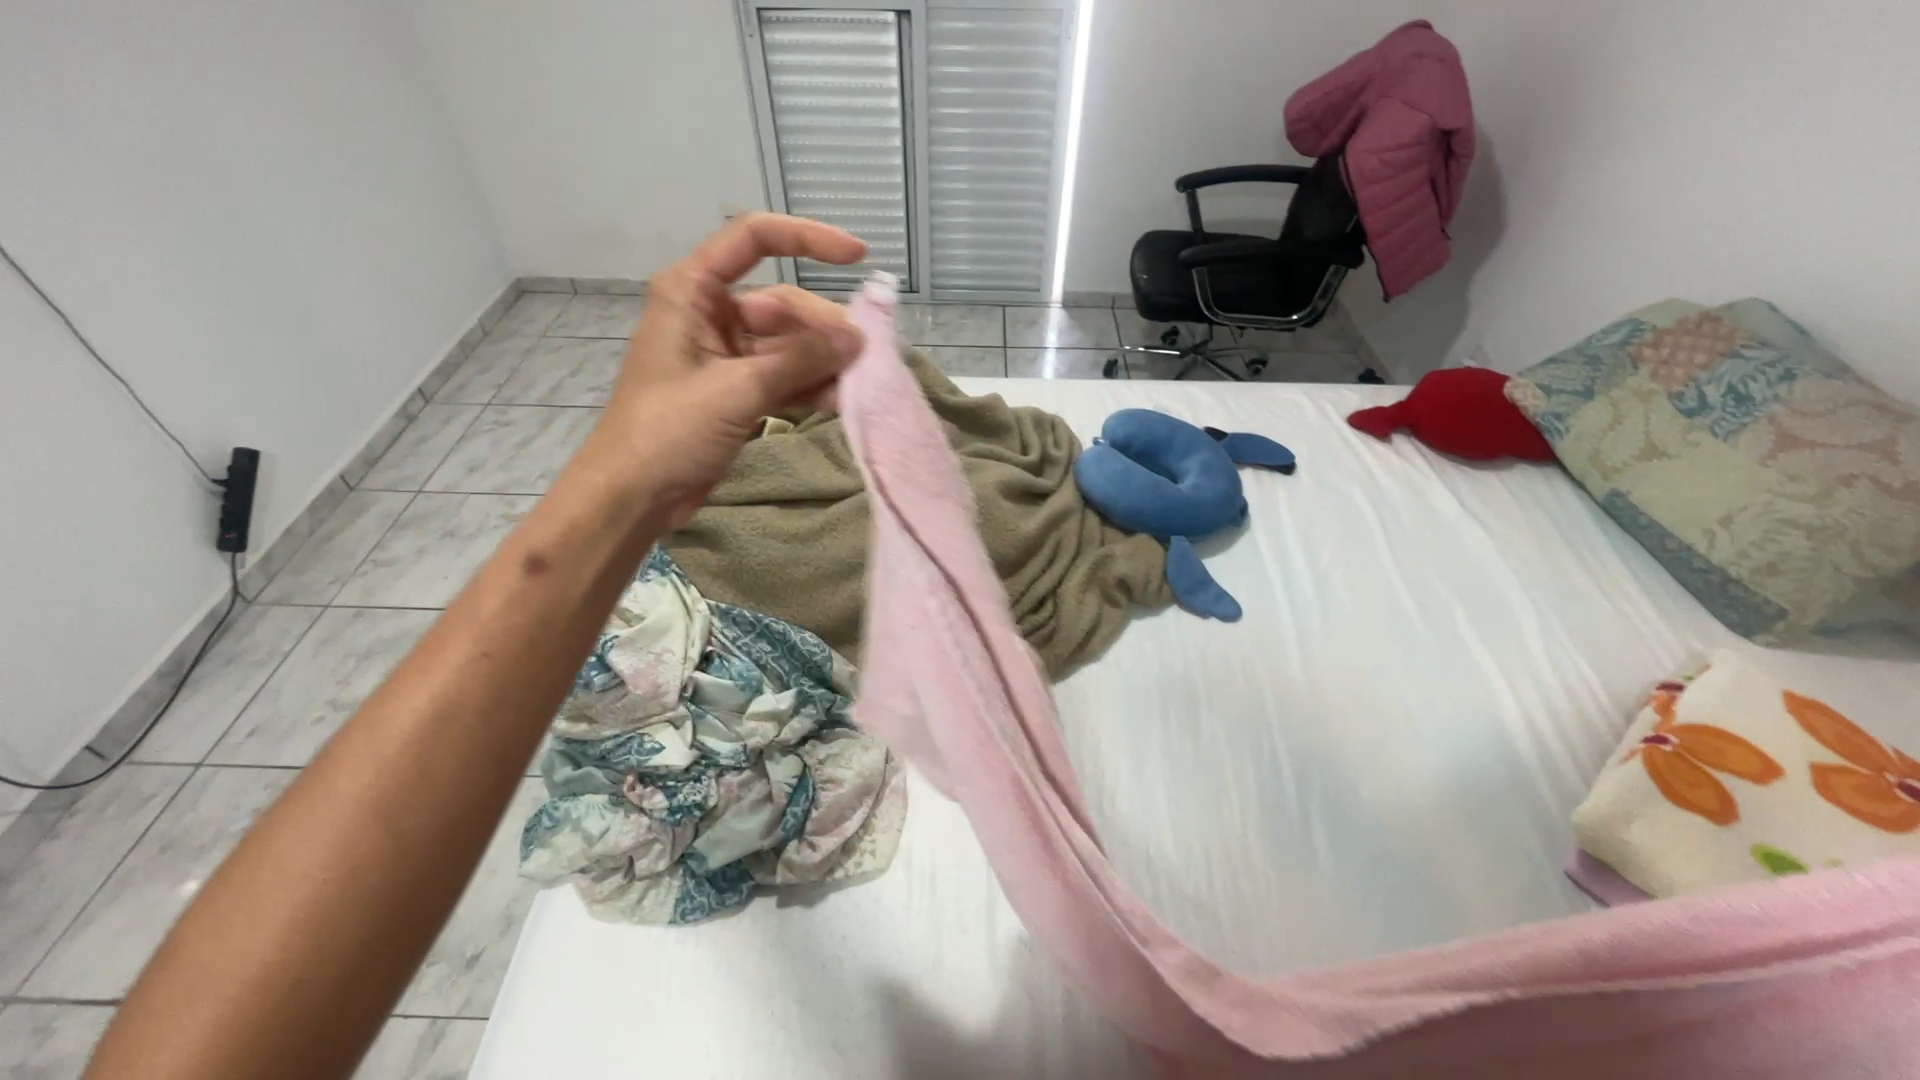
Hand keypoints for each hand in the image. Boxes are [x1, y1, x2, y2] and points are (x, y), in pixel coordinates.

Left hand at [577, 213, 867, 524]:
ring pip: (789, 345)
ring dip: (823, 362)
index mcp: (692, 290)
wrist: (633, 496)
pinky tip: (841, 401)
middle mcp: (710, 313)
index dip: (807, 239)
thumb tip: (856, 338)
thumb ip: (799, 361)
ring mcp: (725, 355)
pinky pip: (784, 376)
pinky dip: (810, 387)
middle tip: (866, 356)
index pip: (753, 238)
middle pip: (783, 304)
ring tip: (861, 383)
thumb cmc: (667, 431)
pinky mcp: (736, 391)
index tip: (857, 257)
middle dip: (824, 328)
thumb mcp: (736, 391)